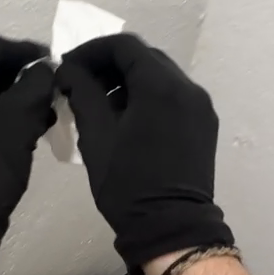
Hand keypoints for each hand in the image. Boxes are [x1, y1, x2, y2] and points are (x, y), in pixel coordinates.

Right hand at [56, 33, 233, 273]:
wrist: (172, 229)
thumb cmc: (129, 187)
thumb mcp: (96, 138)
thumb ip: (82, 94)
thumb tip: (69, 71)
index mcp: (161, 87)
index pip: (124, 46)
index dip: (91, 51)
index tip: (69, 67)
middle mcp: (188, 88)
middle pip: (145, 58)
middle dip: (110, 65)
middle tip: (82, 84)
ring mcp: (200, 107)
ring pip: (160, 77)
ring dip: (129, 82)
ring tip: (102, 106)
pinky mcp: (204, 125)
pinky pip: (173, 97)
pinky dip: (148, 98)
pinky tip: (128, 122)